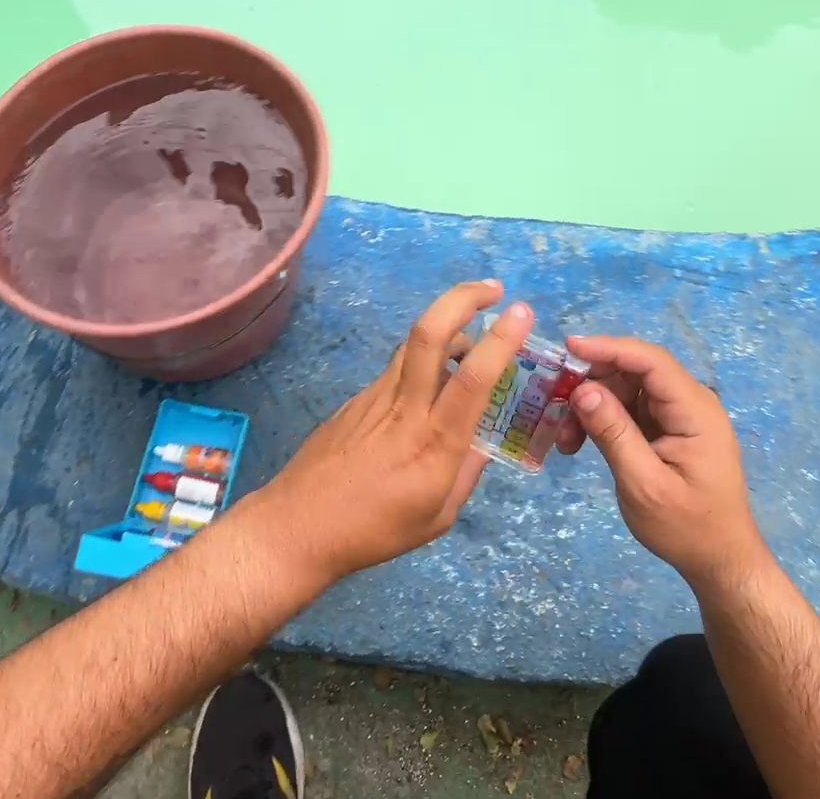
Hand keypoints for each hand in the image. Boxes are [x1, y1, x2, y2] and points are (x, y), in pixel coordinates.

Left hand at [248, 281, 533, 582]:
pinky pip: (397, 368)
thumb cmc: (374, 531)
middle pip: (429, 334)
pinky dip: (423, 362)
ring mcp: (375, 396)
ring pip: (412, 344)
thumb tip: (484, 440)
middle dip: (462, 299)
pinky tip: (429, 387)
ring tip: (470, 341)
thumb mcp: (437, 516)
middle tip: (492, 289)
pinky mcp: (356, 398)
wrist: (298, 524)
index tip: (521, 312)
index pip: (473, 378)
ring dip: (446, 327)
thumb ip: (467, 472)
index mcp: (434, 443)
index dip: (501, 339)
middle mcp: (405, 408)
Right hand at [560, 336, 764, 582]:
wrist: (718, 560)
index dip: (608, 348)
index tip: (568, 348)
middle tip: (555, 406)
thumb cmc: (687, 527)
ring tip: (565, 439)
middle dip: (591, 382)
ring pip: (624, 389)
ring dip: (590, 405)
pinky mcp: (664, 428)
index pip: (650, 361)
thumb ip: (614, 433)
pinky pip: (626, 409)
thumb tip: (582, 389)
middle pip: (633, 371)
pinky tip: (578, 442)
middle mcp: (688, 403)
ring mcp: (676, 415)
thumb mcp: (644, 484)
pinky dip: (599, 419)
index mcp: (694, 411)